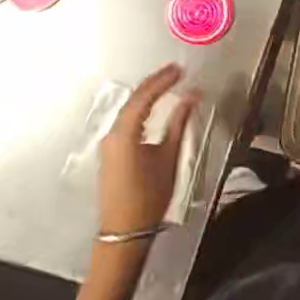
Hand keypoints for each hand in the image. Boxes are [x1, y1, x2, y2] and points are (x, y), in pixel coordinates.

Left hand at [99, 64, 201, 236]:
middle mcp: (112, 134)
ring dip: (148, 96)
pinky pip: (127, 122)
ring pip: (130, 111)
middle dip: (155, 84)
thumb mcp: (168, 158)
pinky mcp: (112, 152)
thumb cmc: (149, 197)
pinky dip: (142, 111)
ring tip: (169, 85)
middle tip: (176, 72)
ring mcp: (109, 143)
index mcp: (125, 133)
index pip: (144, 97)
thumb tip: (190, 98)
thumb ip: (178, 124)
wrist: (125, 230)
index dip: (163, 80)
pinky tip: (155, 108)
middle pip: (134, 100)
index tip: (180, 69)